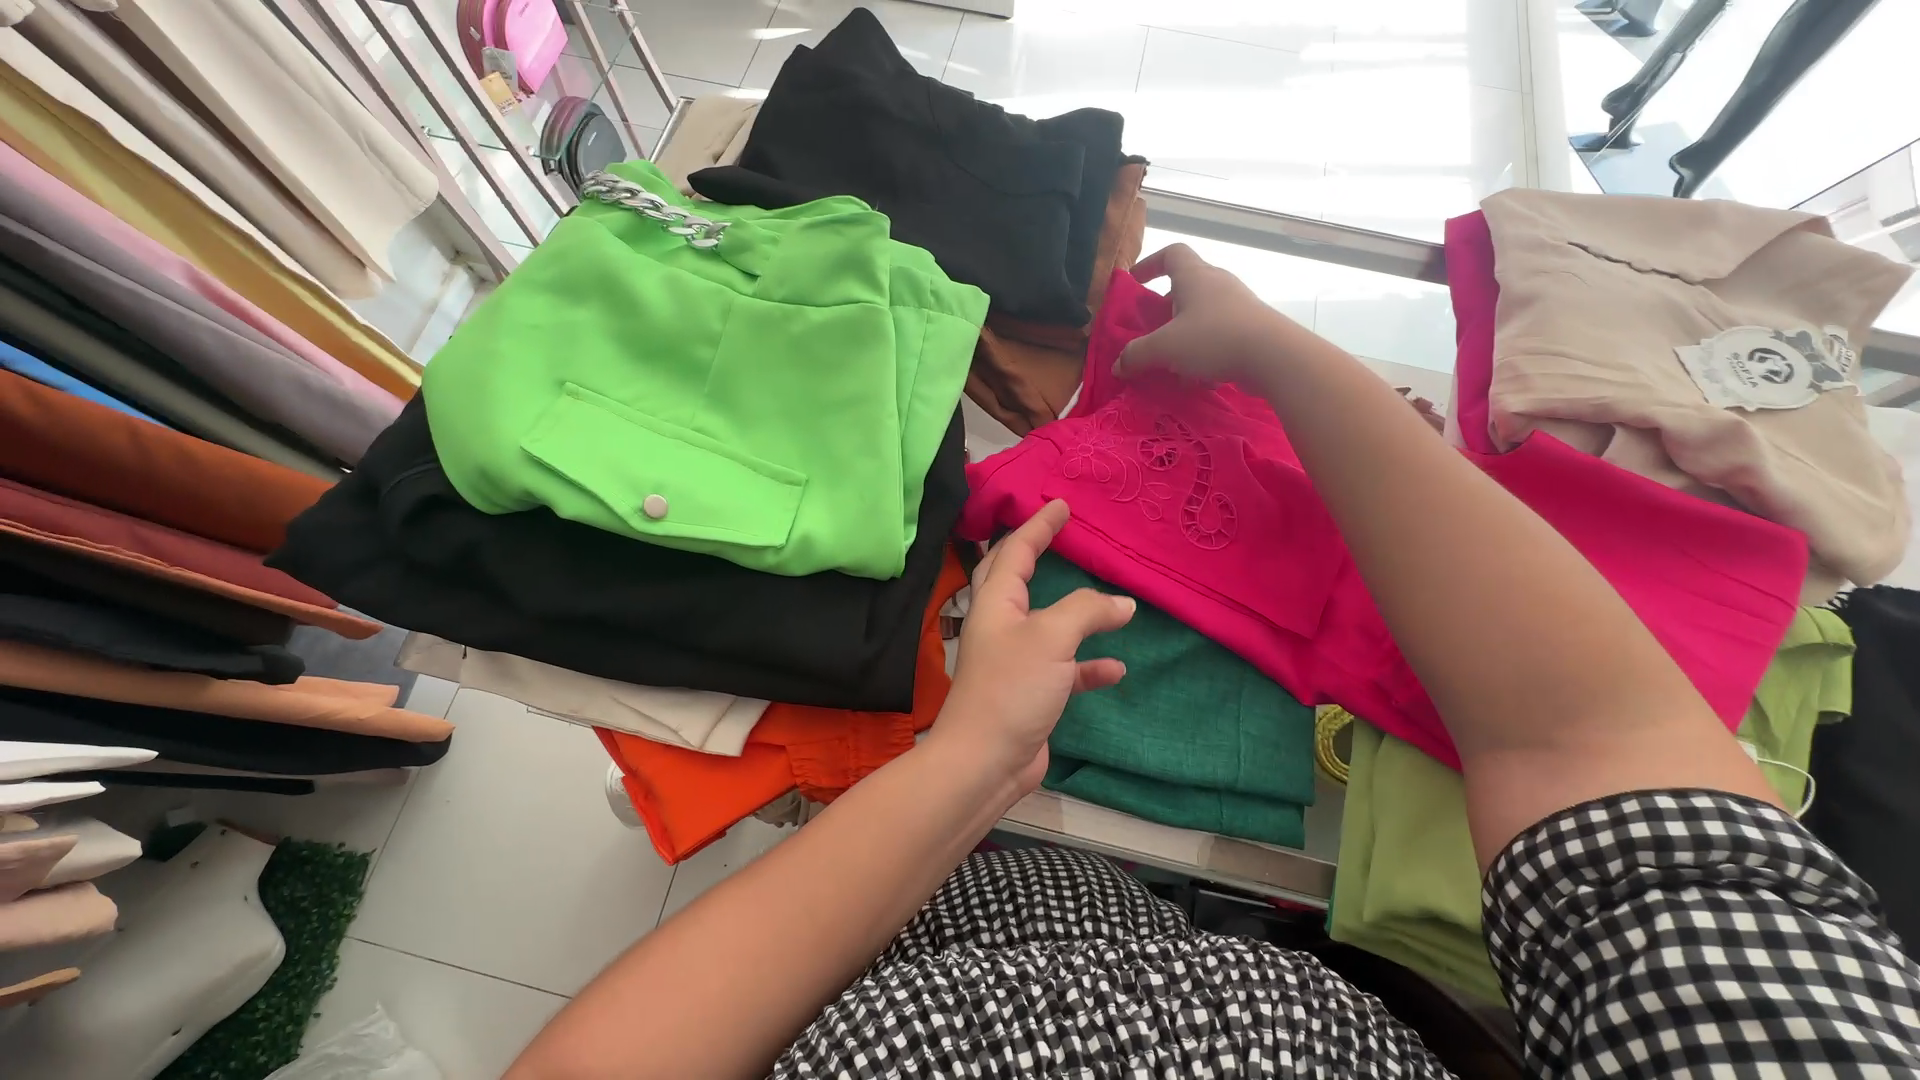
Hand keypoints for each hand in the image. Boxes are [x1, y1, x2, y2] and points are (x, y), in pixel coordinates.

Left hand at [932, 500, 1135, 794]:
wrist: (985, 761)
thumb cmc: (1011, 688)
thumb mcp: (1051, 637)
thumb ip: (1087, 611)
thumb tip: (1122, 603)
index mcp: (996, 602)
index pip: (1016, 551)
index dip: (1038, 527)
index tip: (1060, 505)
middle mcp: (1002, 625)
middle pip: (1018, 579)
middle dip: (1038, 554)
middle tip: (1061, 535)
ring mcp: (1016, 660)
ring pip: (1049, 625)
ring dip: (1078, 614)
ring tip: (1110, 602)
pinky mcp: (1031, 693)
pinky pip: (1066, 670)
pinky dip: (1089, 666)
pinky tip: (1117, 669)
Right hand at [1114, 243, 1302, 384]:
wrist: (1274, 356)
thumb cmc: (1213, 338)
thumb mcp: (1164, 348)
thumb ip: (1136, 355)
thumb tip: (1118, 365)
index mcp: (1195, 276)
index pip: (1172, 254)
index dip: (1150, 264)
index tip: (1135, 283)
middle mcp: (1218, 283)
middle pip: (1186, 285)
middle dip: (1164, 307)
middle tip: (1150, 329)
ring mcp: (1238, 304)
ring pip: (1202, 312)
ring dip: (1183, 330)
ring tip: (1171, 357)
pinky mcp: (1251, 327)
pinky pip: (1219, 331)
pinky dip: (1203, 347)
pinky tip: (1197, 374)